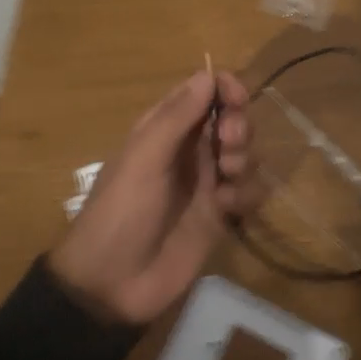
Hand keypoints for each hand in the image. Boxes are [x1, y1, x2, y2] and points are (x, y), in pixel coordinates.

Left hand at [48, 69, 260, 324]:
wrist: (111, 285)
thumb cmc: (120, 213)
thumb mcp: (143, 159)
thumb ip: (176, 117)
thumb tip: (208, 74)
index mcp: (164, 130)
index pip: (203, 92)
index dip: (224, 88)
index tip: (236, 98)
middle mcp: (188, 150)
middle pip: (230, 119)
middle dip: (237, 125)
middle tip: (228, 144)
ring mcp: (206, 183)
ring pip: (244, 153)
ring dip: (244, 158)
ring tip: (226, 179)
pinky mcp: (220, 216)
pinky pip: (249, 192)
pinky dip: (247, 193)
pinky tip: (229, 207)